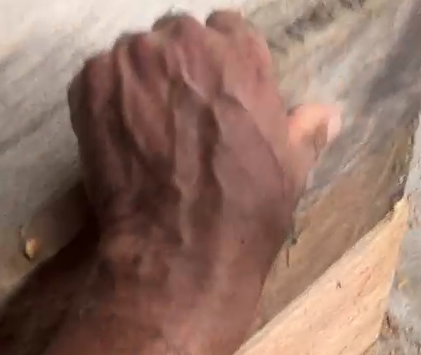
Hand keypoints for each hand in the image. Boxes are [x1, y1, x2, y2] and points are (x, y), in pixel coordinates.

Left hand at [69, 12, 339, 354]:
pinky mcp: (91, 85)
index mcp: (238, 54)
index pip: (230, 33)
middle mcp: (183, 42)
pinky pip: (102, 79)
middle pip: (180, 39)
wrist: (180, 254)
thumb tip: (329, 114)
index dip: (227, 71)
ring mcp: (131, 60)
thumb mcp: (291, 174)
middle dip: (185, 73)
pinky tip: (129, 145)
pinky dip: (113, 105)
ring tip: (156, 140)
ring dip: (147, 86)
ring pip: (139, 57)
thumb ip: (306, 131)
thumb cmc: (245, 216)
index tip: (223, 105)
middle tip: (188, 126)